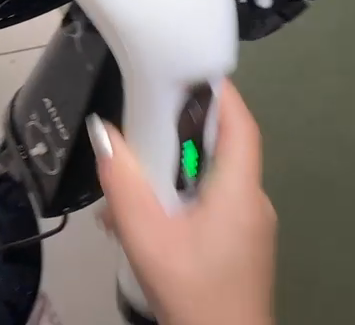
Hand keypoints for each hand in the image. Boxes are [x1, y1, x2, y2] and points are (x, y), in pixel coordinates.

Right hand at [90, 82, 276, 324]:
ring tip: (130, 181)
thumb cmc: (192, 289)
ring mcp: (248, 223)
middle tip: (137, 125)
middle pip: (217, 144)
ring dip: (170, 167)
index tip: (187, 63)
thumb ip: (122, 178)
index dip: (218, 89)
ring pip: (208, 173)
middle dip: (175, 130)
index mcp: (238, 191)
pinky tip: (145, 213)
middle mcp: (251, 201)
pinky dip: (177, 191)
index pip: (238, 123)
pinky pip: (208, 197)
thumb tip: (103, 132)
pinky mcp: (239, 241)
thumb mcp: (145, 232)